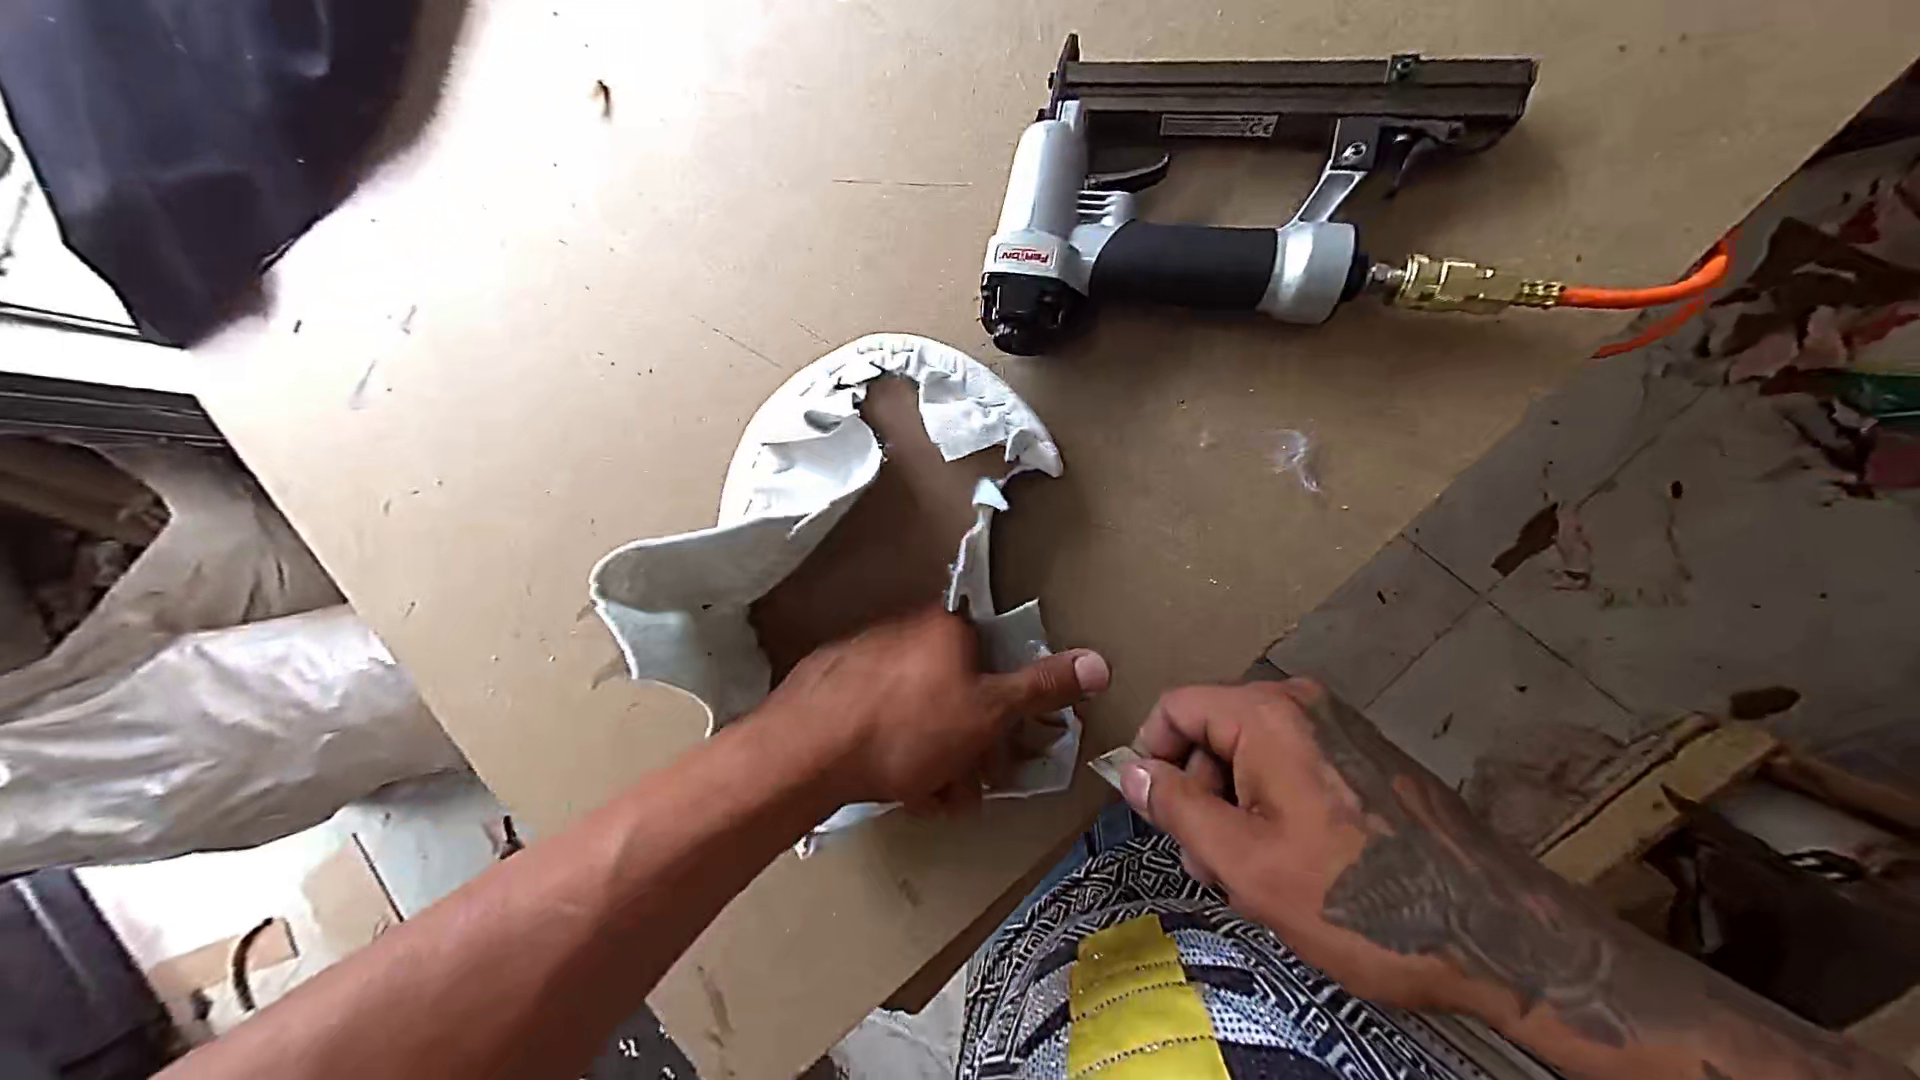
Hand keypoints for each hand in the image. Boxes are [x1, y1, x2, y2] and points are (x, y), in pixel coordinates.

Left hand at [761, 606, 1108, 810]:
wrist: (807, 750)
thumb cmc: (907, 726)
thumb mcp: (988, 712)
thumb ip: (1043, 687)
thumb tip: (1098, 662)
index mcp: (947, 628)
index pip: (996, 658)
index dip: (1005, 707)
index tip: (1006, 744)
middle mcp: (908, 632)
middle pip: (960, 690)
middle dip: (972, 744)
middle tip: (971, 780)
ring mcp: (870, 658)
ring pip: (924, 710)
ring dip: (939, 757)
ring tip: (933, 792)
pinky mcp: (840, 686)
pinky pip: (887, 717)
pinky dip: (901, 750)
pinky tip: (900, 785)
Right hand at [1118, 679, 1507, 1014]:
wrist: (1504, 939)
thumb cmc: (1361, 900)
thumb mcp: (1244, 862)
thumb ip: (1175, 807)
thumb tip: (1129, 770)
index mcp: (1267, 715)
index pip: (1175, 707)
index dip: (1149, 754)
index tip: (1151, 810)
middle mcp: (1301, 704)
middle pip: (1212, 730)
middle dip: (1196, 791)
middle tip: (1206, 862)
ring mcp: (1337, 725)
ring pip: (1248, 750)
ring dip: (1232, 804)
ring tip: (1248, 872)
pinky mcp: (1362, 752)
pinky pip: (1289, 761)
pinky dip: (1270, 802)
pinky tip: (1290, 858)